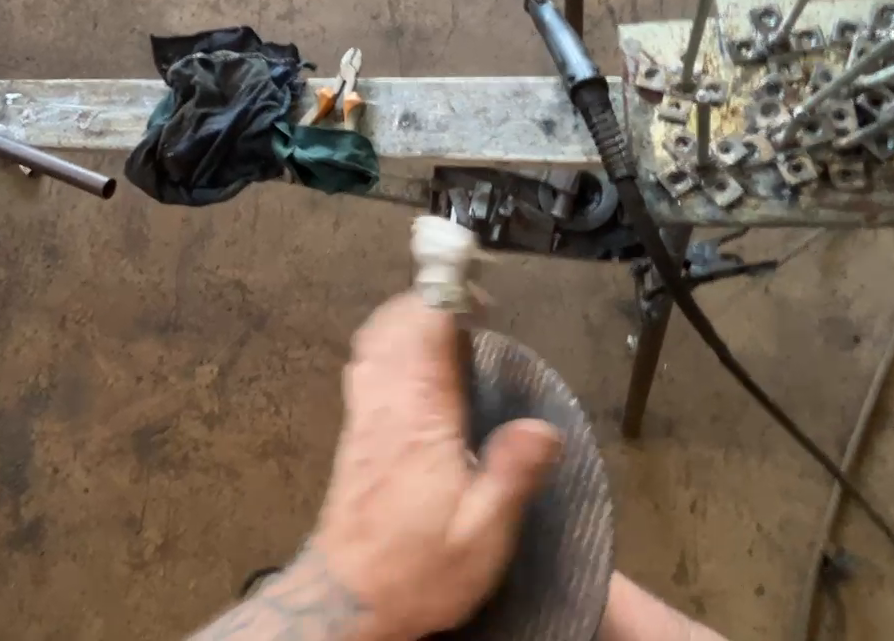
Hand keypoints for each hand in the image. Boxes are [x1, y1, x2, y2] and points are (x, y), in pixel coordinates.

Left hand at [305, 293, 562, 640]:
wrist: (348, 594)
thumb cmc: (418, 568)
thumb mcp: (483, 535)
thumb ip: (513, 474)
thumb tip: (545, 428)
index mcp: (423, 417)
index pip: (427, 333)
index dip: (449, 300)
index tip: (479, 299)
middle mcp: (389, 403)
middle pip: (397, 324)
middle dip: (429, 300)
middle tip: (468, 309)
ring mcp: (365, 411)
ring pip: (375, 337)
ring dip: (404, 316)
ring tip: (440, 321)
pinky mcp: (354, 427)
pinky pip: (363, 363)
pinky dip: (384, 341)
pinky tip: (404, 355)